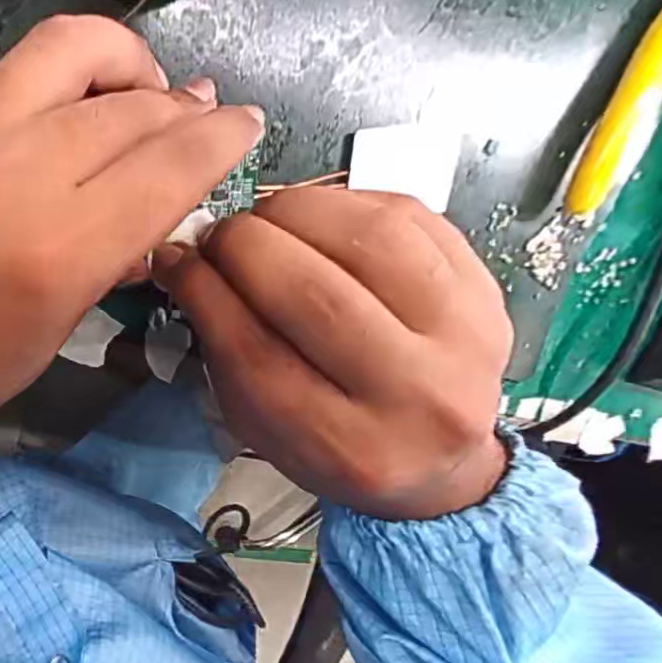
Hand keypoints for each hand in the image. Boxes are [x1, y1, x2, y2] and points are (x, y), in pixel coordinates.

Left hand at [0, 15, 264, 485]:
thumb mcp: (34, 349)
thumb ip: (97, 269)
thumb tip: (149, 212)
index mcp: (51, 256)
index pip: (168, 166)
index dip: (221, 142)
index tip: (246, 130)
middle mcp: (15, 179)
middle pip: (132, 110)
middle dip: (185, 111)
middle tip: (204, 129)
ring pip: (74, 56)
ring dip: (129, 67)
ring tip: (146, 103)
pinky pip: (19, 76)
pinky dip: (72, 75)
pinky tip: (80, 111)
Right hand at [153, 186, 511, 519]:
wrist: (435, 459)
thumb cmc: (326, 443)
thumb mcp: (257, 419)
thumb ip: (221, 346)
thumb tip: (184, 261)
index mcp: (339, 443)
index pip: (253, 350)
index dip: (201, 291)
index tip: (173, 260)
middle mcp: (413, 395)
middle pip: (311, 294)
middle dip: (242, 246)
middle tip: (215, 237)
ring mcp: (466, 338)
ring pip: (368, 239)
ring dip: (294, 211)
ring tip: (260, 219)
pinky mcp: (488, 290)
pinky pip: (411, 217)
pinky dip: (344, 203)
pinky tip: (310, 215)